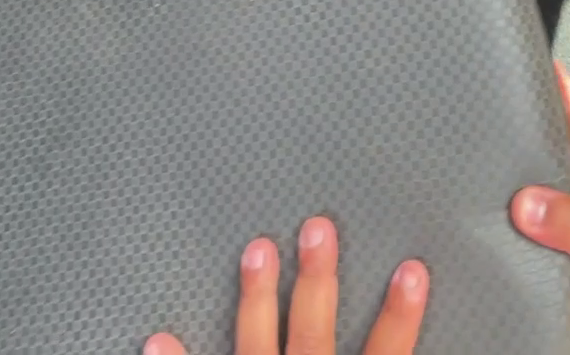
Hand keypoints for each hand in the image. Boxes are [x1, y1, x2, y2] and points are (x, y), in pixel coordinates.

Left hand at [143, 217, 427, 354]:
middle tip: (315, 227)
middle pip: (313, 333)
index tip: (412, 266)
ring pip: (255, 347)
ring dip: (255, 298)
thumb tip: (400, 323)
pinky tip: (156, 337)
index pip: (384, 354)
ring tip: (256, 249)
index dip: (400, 313)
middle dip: (316, 278)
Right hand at [511, 67, 569, 354]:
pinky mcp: (566, 275)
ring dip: (515, 192)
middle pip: (554, 161)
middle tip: (495, 112)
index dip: (565, 92)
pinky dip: (511, 239)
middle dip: (528, 136)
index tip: (544, 61)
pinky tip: (492, 236)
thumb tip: (526, 201)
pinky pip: (530, 248)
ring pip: (539, 206)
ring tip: (479, 171)